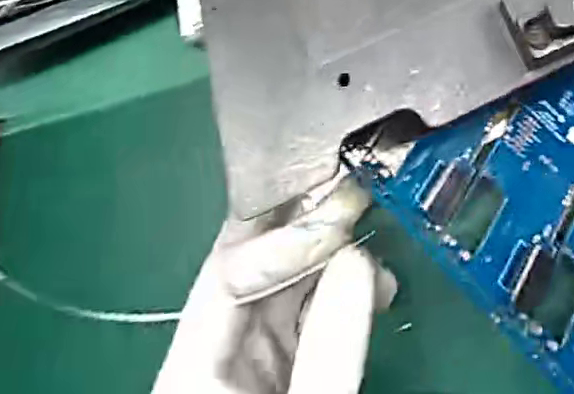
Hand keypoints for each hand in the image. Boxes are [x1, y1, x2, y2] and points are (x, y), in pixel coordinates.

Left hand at [155, 177, 395, 393]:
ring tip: (380, 256)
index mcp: (193, 374)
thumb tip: (359, 257)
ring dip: (336, 256)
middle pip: (255, 265)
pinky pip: (310, 308)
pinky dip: (344, 288)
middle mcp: (215, 353)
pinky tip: (377, 286)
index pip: (227, 274)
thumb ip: (329, 353)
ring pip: (288, 281)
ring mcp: (248, 361)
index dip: (283, 241)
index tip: (343, 228)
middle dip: (312, 228)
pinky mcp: (280, 368)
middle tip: (364, 198)